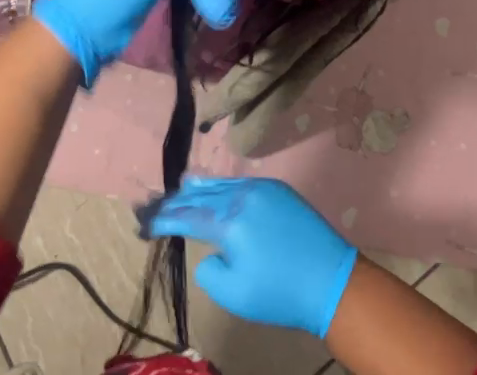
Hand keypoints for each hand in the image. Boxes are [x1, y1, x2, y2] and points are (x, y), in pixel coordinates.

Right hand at [143, 176, 357, 337]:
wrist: (330, 279)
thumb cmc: (279, 292)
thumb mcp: (234, 293)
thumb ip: (210, 271)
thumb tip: (212, 253)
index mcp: (229, 221)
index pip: (188, 216)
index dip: (166, 220)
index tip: (147, 223)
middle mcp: (243, 196)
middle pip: (202, 195)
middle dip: (178, 200)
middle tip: (156, 203)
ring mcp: (263, 189)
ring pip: (222, 184)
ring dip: (200, 187)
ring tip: (181, 186)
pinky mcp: (280, 190)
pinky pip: (242, 183)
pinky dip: (223, 185)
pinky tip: (216, 187)